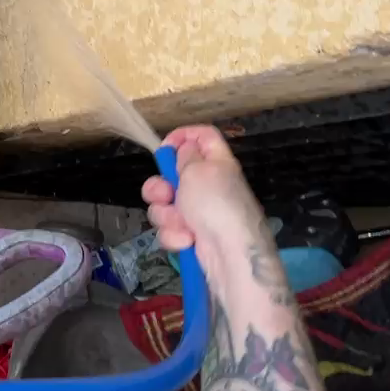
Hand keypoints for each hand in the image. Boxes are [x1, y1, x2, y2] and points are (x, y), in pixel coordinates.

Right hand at [139, 125, 273, 291]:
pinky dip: (174, 233)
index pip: (203, 136)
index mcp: (216, 163)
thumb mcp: (198, 171)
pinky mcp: (191, 233)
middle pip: (172, 174)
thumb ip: (186, 155)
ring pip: (164, 203)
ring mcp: (199, 211)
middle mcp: (207, 184)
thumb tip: (184, 150)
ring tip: (180, 223)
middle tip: (165, 195)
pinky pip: (169, 227)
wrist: (229, 254)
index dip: (182, 135)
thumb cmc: (215, 205)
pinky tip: (186, 240)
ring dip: (166, 214)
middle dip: (160, 187)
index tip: (164, 148)